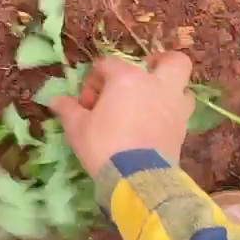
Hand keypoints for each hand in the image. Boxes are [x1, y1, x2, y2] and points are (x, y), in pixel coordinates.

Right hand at [49, 52, 195, 175]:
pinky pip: (180, 112)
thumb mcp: (77, 128)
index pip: (108, 65)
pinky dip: (169, 113)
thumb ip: (68, 109)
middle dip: (159, 63)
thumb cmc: (103, 145)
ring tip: (150, 104)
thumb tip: (56, 100)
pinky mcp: (183, 129)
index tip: (86, 104)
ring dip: (168, 90)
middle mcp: (156, 85)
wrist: (137, 177)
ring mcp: (174, 106)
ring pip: (182, 87)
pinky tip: (154, 125)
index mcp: (128, 79)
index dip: (93, 81)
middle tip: (144, 75)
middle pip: (171, 61)